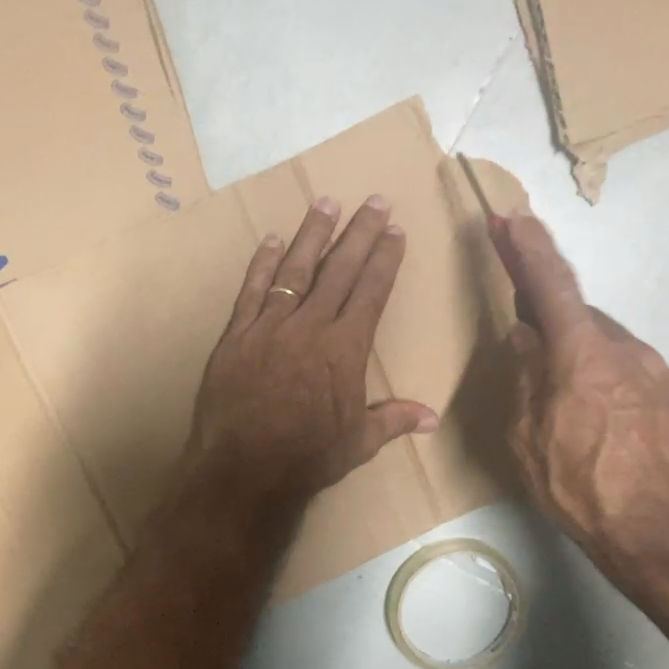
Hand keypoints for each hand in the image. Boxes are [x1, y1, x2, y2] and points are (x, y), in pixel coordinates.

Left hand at [190, 195, 438, 503]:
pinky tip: (271, 241)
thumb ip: (394, 421)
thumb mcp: (358, 443)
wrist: (245, 468)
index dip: (384, 259)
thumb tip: (432, 419)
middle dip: (359, 232)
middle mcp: (311, 327)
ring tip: (326, 203)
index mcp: (345, 348)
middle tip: (373, 201)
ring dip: (312, 235)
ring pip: (295, 270)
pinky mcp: (236, 337)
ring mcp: (270, 328)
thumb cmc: (307, 458)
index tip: (394, 231)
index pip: (371, 291)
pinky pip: (251, 291)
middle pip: (339, 270)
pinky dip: (262, 265)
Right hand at [492, 210, 668, 569]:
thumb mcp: (527, 441)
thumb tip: (525, 337)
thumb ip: (524, 381)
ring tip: (568, 414)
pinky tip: (604, 429)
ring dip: (582, 365)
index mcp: (581, 357)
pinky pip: (634, 377)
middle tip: (530, 354)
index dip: (528, 250)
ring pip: (608, 351)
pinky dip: (611, 387)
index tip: (511, 218)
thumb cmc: (579, 489)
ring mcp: (660, 372)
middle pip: (580, 322)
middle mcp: (626, 351)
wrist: (662, 533)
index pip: (551, 287)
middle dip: (553, 328)